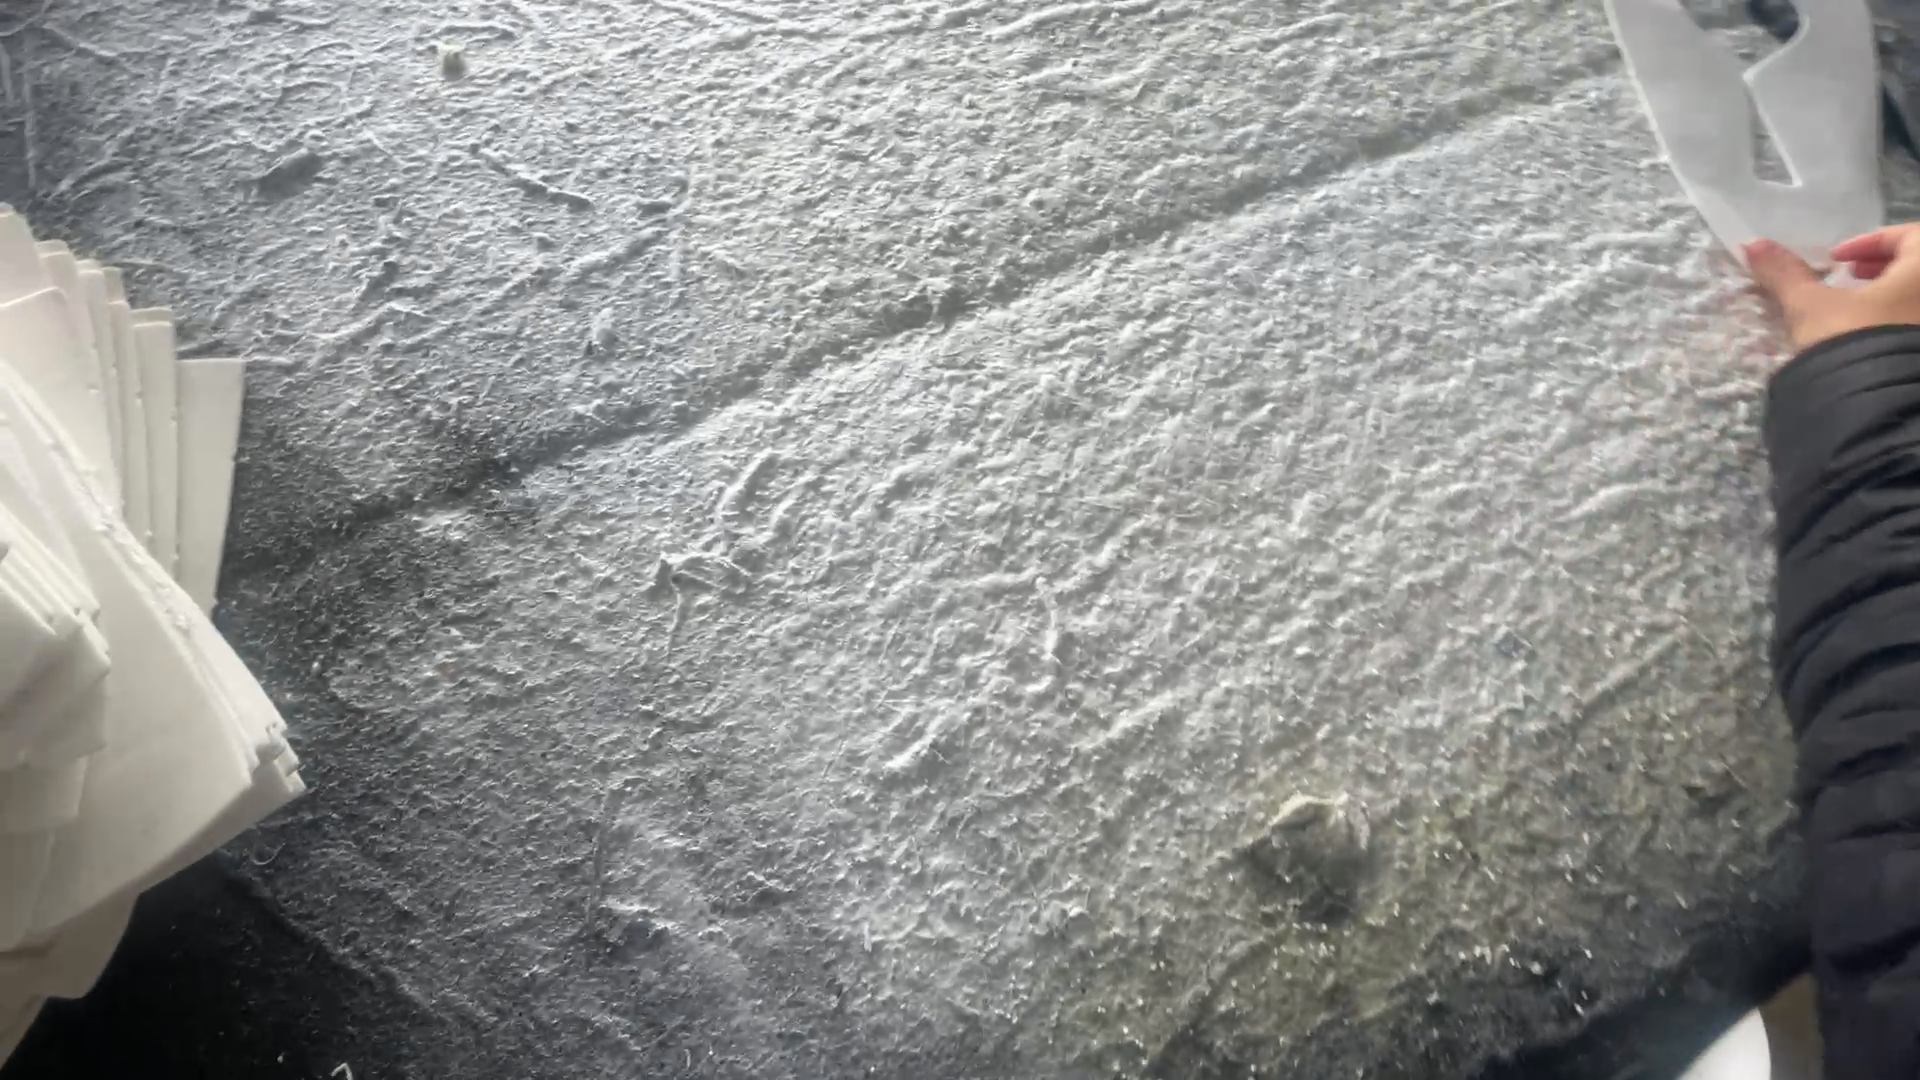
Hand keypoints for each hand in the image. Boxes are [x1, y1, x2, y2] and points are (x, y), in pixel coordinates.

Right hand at [1746, 225, 1919, 349]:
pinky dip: (1896, 310)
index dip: (1869, 241)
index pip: (1910, 234)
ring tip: (1856, 302)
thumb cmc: (1847, 334)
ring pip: (1914, 288)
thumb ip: (1785, 273)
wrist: (1867, 389)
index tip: (1835, 259)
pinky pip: (1912, 312)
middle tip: (1848, 275)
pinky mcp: (1918, 340)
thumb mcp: (1809, 303)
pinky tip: (1870, 326)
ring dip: (1891, 286)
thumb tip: (1752, 243)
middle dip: (1884, 262)